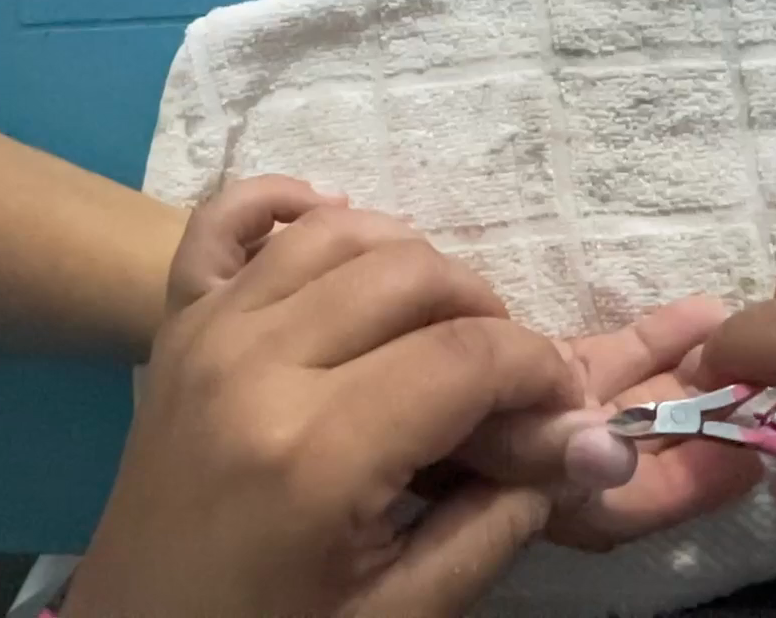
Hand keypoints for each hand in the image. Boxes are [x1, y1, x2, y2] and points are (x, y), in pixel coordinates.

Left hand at [160, 178, 761, 551]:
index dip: (539, 368)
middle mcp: (257, 362)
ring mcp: (208, 326)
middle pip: (410, 275)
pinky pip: (225, 215)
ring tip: (437, 314)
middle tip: (503, 371)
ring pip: (338, 231)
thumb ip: (502, 516)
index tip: (564, 400)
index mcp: (312, 453)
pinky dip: (284, 198)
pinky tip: (331, 216)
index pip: (464, 358)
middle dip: (486, 311)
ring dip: (410, 256)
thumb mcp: (400, 613)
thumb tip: (597, 442)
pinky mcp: (178, 316)